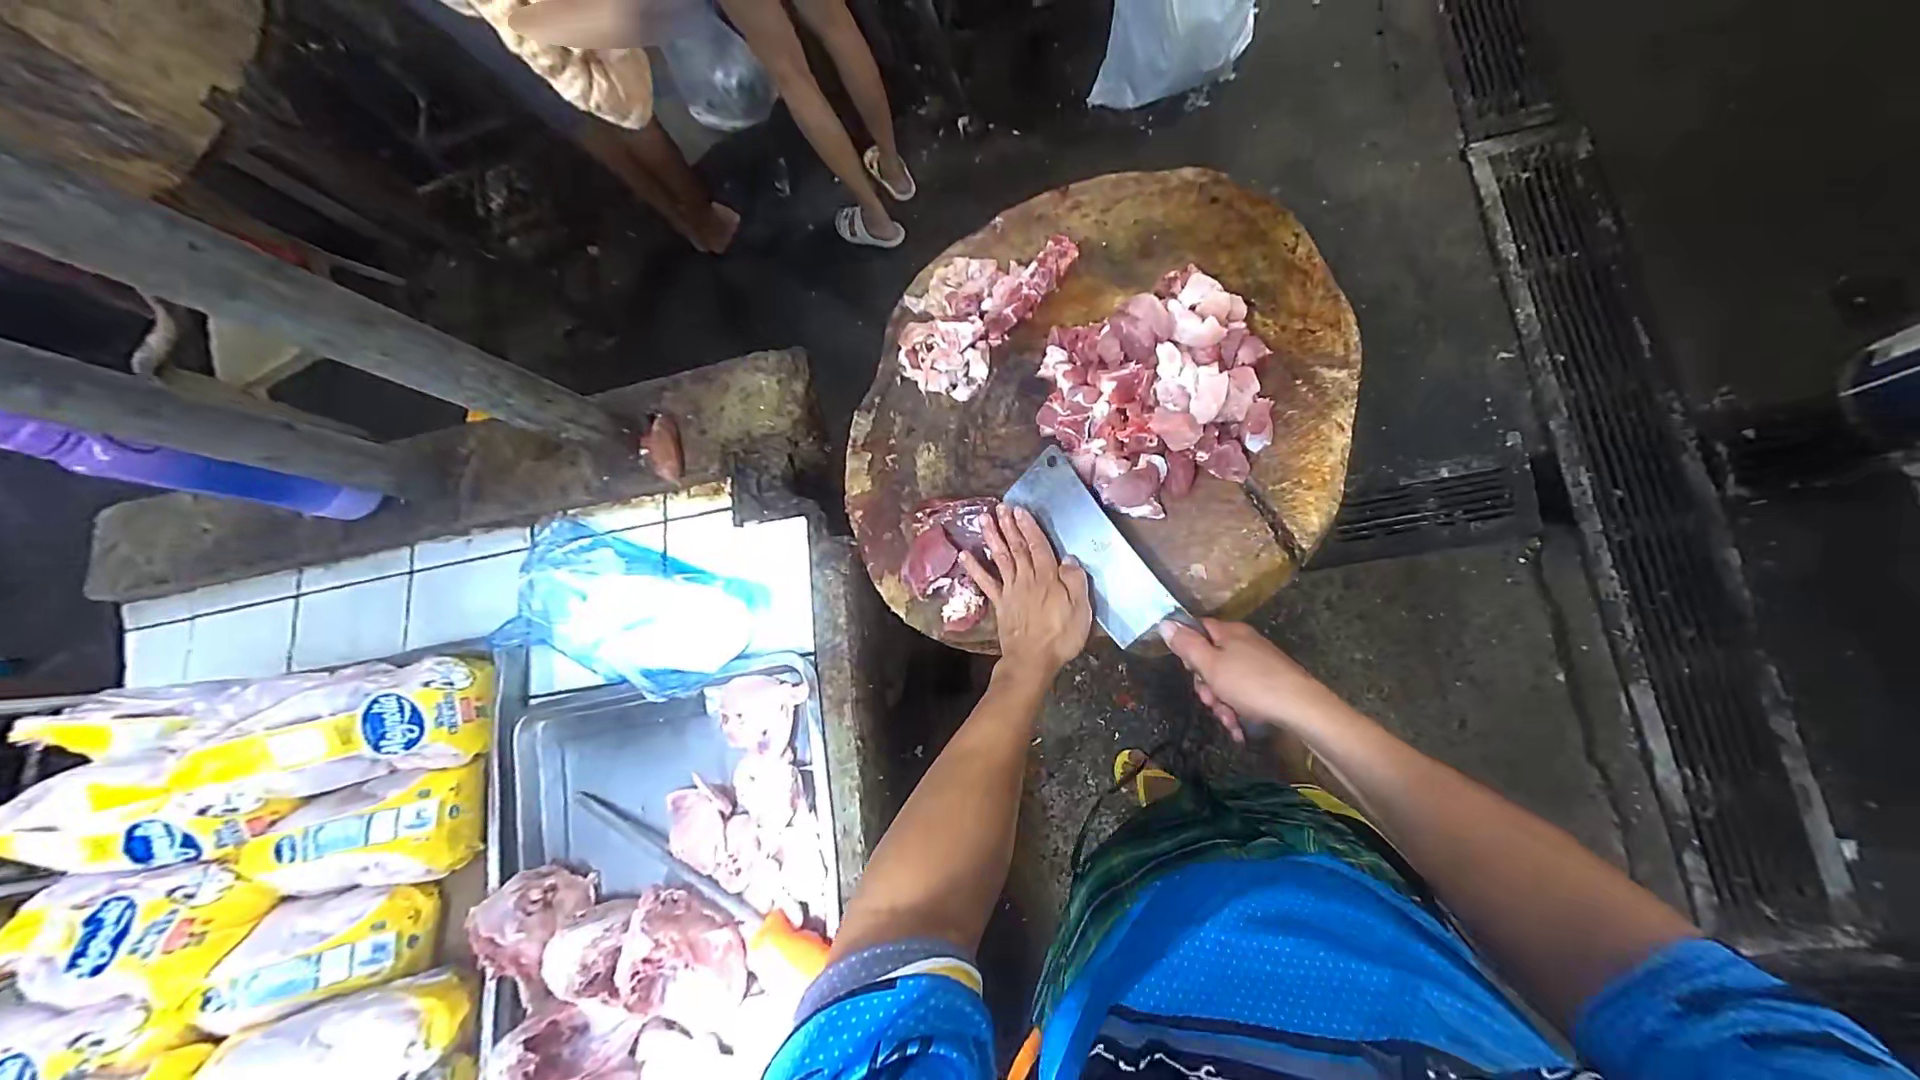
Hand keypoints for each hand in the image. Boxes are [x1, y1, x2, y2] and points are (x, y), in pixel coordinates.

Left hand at [961, 505, 1091, 680]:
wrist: (1032, 660)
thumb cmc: (1061, 636)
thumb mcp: (1080, 609)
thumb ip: (1075, 582)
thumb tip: (1069, 559)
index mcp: (1048, 578)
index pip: (1039, 546)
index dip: (1029, 527)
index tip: (1020, 510)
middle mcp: (1027, 578)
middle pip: (1017, 547)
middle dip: (1009, 526)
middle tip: (1000, 507)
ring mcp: (1010, 590)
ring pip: (1000, 558)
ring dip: (992, 537)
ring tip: (984, 519)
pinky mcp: (1000, 604)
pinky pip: (986, 582)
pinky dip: (974, 568)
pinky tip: (964, 555)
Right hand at [1158, 618, 1341, 740]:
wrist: (1302, 709)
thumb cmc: (1251, 684)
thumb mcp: (1210, 664)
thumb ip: (1186, 645)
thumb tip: (1165, 623)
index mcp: (1229, 632)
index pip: (1197, 630)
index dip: (1187, 650)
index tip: (1190, 670)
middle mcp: (1244, 643)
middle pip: (1210, 659)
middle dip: (1205, 685)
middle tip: (1209, 700)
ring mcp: (1259, 664)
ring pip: (1226, 681)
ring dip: (1221, 703)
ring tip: (1228, 719)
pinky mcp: (1270, 683)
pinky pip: (1243, 693)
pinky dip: (1238, 709)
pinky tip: (1239, 727)